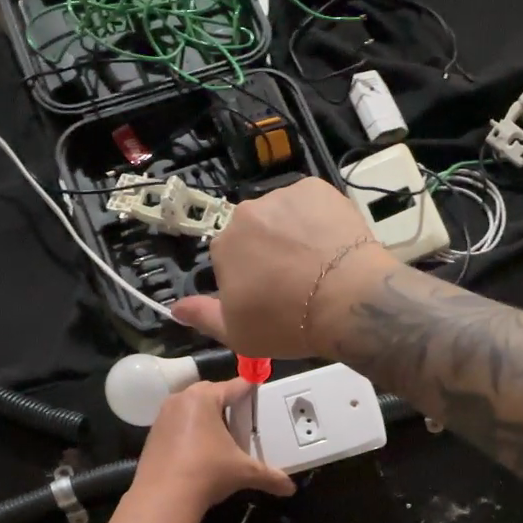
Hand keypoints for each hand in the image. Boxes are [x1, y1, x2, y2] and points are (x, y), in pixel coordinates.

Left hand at [133, 379, 295, 511]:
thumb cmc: (207, 472)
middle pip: (210, 393)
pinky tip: (200, 452)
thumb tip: (290, 488)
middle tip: (243, 420)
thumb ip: (269, 476)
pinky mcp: (153, 436)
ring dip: (206, 418)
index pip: (235, 386)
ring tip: (222, 437)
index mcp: (204, 398)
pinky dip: (190, 433)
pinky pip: (177, 426)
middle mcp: (181, 400)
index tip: (261, 394)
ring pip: (191, 409)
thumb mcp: (243, 472)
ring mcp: (163, 417)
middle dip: (226, 404)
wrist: (163, 498)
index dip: (251, 390)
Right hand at [173, 177, 397, 359]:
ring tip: (318, 266)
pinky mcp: (317, 188)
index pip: (228, 259)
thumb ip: (203, 316)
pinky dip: (318, 221)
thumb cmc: (288, 323)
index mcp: (223, 246)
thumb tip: (175, 308)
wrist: (347, 301)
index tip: (268, 298)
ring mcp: (283, 196)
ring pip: (283, 216)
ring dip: (293, 235)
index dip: (248, 280)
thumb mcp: (238, 334)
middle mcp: (246, 213)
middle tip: (295, 283)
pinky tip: (332, 246)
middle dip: (269, 253)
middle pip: (254, 233)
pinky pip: (311, 204)